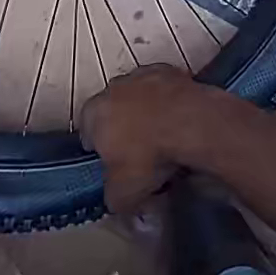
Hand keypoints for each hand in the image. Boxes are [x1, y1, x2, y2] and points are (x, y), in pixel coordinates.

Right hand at [81, 64, 234, 213]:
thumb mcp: (124, 193)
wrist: (189, 123)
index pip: (86, 131)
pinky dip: (167, 101)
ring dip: (145, 112)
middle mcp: (111, 89)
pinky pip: (162, 89)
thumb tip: (117, 204)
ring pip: (137, 97)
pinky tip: (180, 120)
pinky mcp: (167, 70)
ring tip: (164, 137)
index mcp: (92, 114)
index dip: (99, 150)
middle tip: (140, 153)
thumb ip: (113, 200)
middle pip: (111, 111)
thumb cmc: (148, 157)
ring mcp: (139, 76)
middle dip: (121, 128)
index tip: (114, 164)